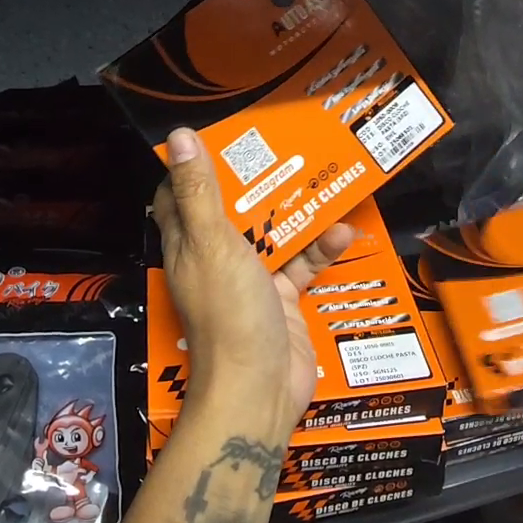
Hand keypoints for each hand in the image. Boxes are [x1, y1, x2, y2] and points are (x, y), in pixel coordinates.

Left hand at [152, 128, 354, 439]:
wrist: (260, 391)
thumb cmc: (229, 311)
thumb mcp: (212, 243)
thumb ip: (199, 191)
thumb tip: (178, 136)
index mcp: (188, 243)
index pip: (180, 194)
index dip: (193, 164)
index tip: (219, 132)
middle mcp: (215, 257)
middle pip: (231, 209)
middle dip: (254, 180)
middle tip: (282, 143)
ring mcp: (250, 279)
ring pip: (271, 233)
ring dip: (294, 210)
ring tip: (320, 175)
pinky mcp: (283, 299)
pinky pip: (302, 264)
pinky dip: (321, 249)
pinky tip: (344, 231)